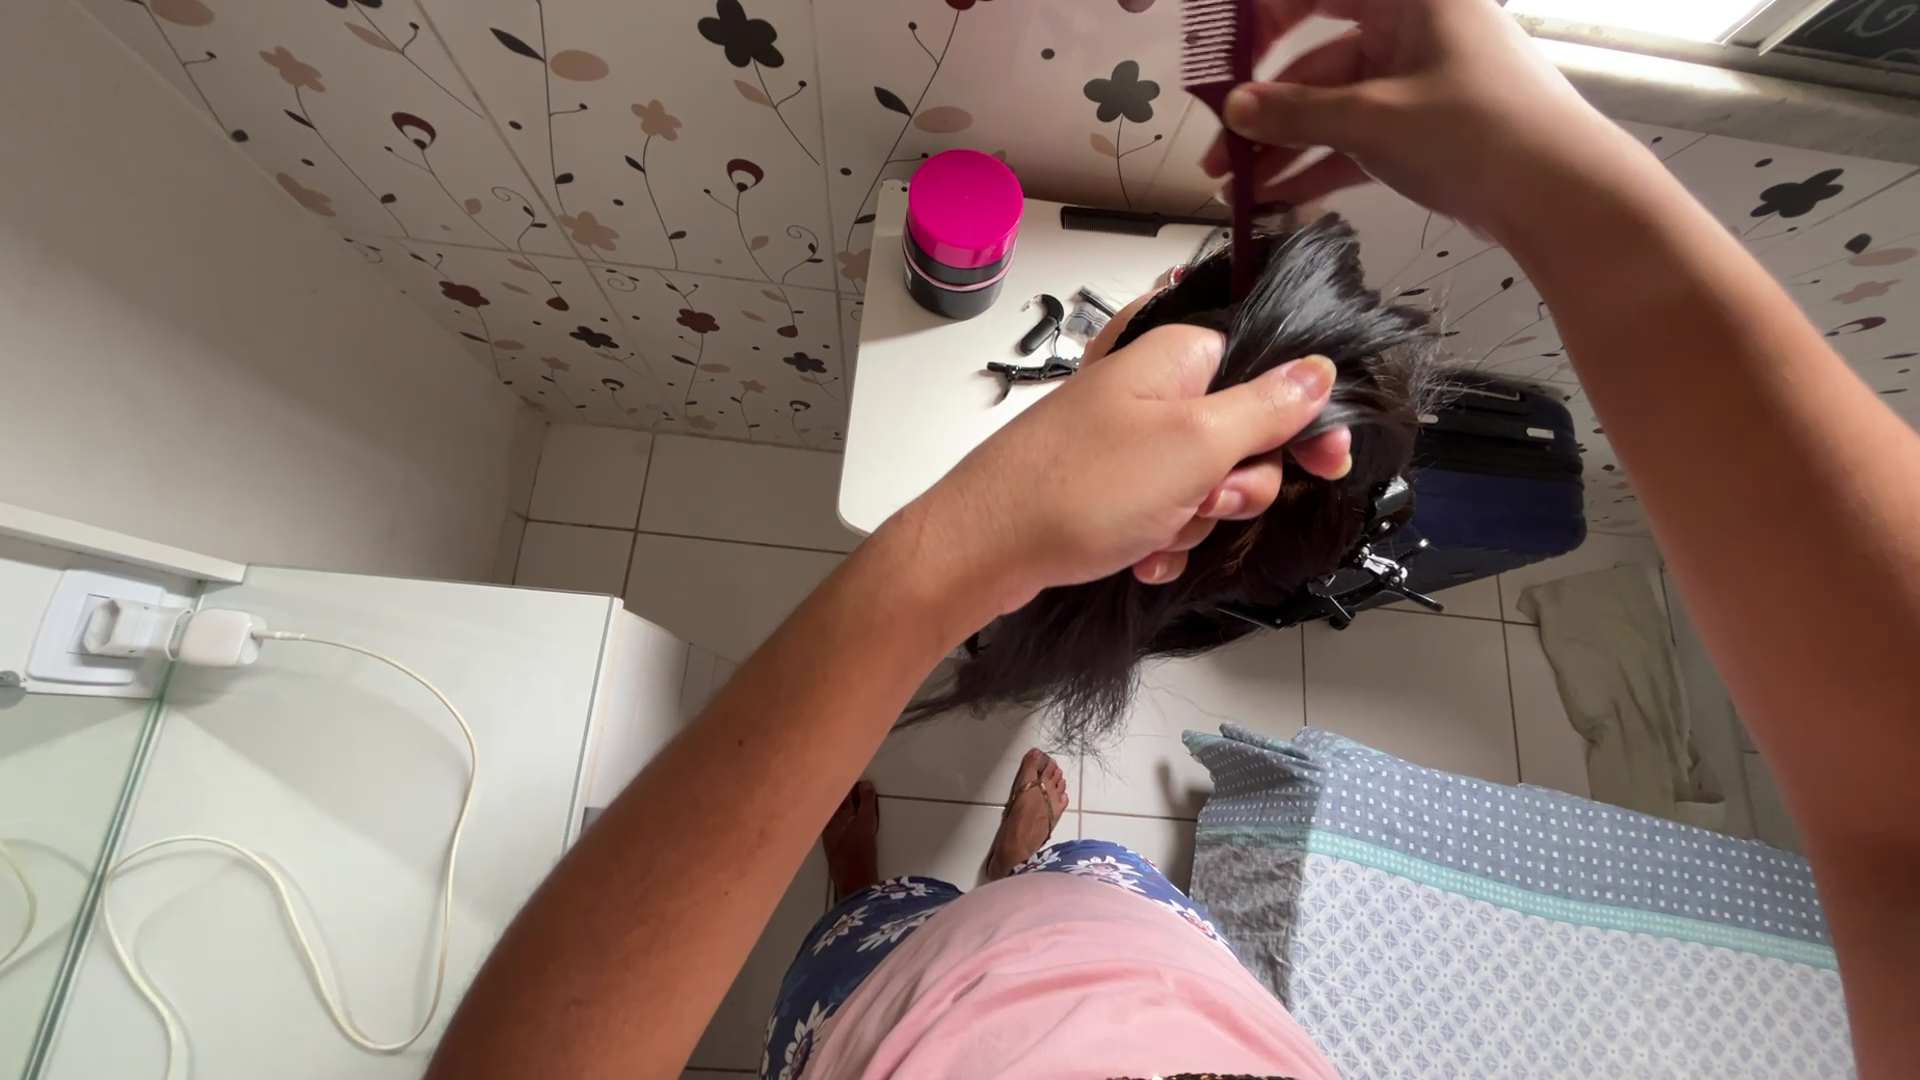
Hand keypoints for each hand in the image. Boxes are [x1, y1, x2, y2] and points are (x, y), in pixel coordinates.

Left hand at [901, 308, 1346, 621]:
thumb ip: (1264, 407)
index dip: (1302, 419)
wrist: (986, 549)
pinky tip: (1137, 557)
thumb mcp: (1193, 444)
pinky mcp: (1106, 491)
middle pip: (1240, 438)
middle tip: (1203, 500)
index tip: (1325, 463)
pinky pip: (1162, 516)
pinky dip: (1158, 542)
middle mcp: (1150, 395)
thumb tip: (1316, 370)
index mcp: (1175, 358)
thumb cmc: (1084, 489)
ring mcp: (1125, 447)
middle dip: (1234, 486)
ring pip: (1202, 488)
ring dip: (1190, 522)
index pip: (1269, 370)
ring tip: (1149, 530)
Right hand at [1201, 0, 1620, 239]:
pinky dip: (1310, 169)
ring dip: (1278, 150)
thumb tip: (1234, 108)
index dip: (1263, 21)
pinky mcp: (1410, 131)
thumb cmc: (1473, 130)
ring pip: (1325, 110)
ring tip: (1233, 191)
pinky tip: (1272, 199)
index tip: (1220, 64)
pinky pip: (1345, 143)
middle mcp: (1407, 33)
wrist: (1550, 192)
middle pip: (1313, 63)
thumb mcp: (1372, 119)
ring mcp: (1408, 85)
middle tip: (1218, 150)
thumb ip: (1297, 114)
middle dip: (1261, 110)